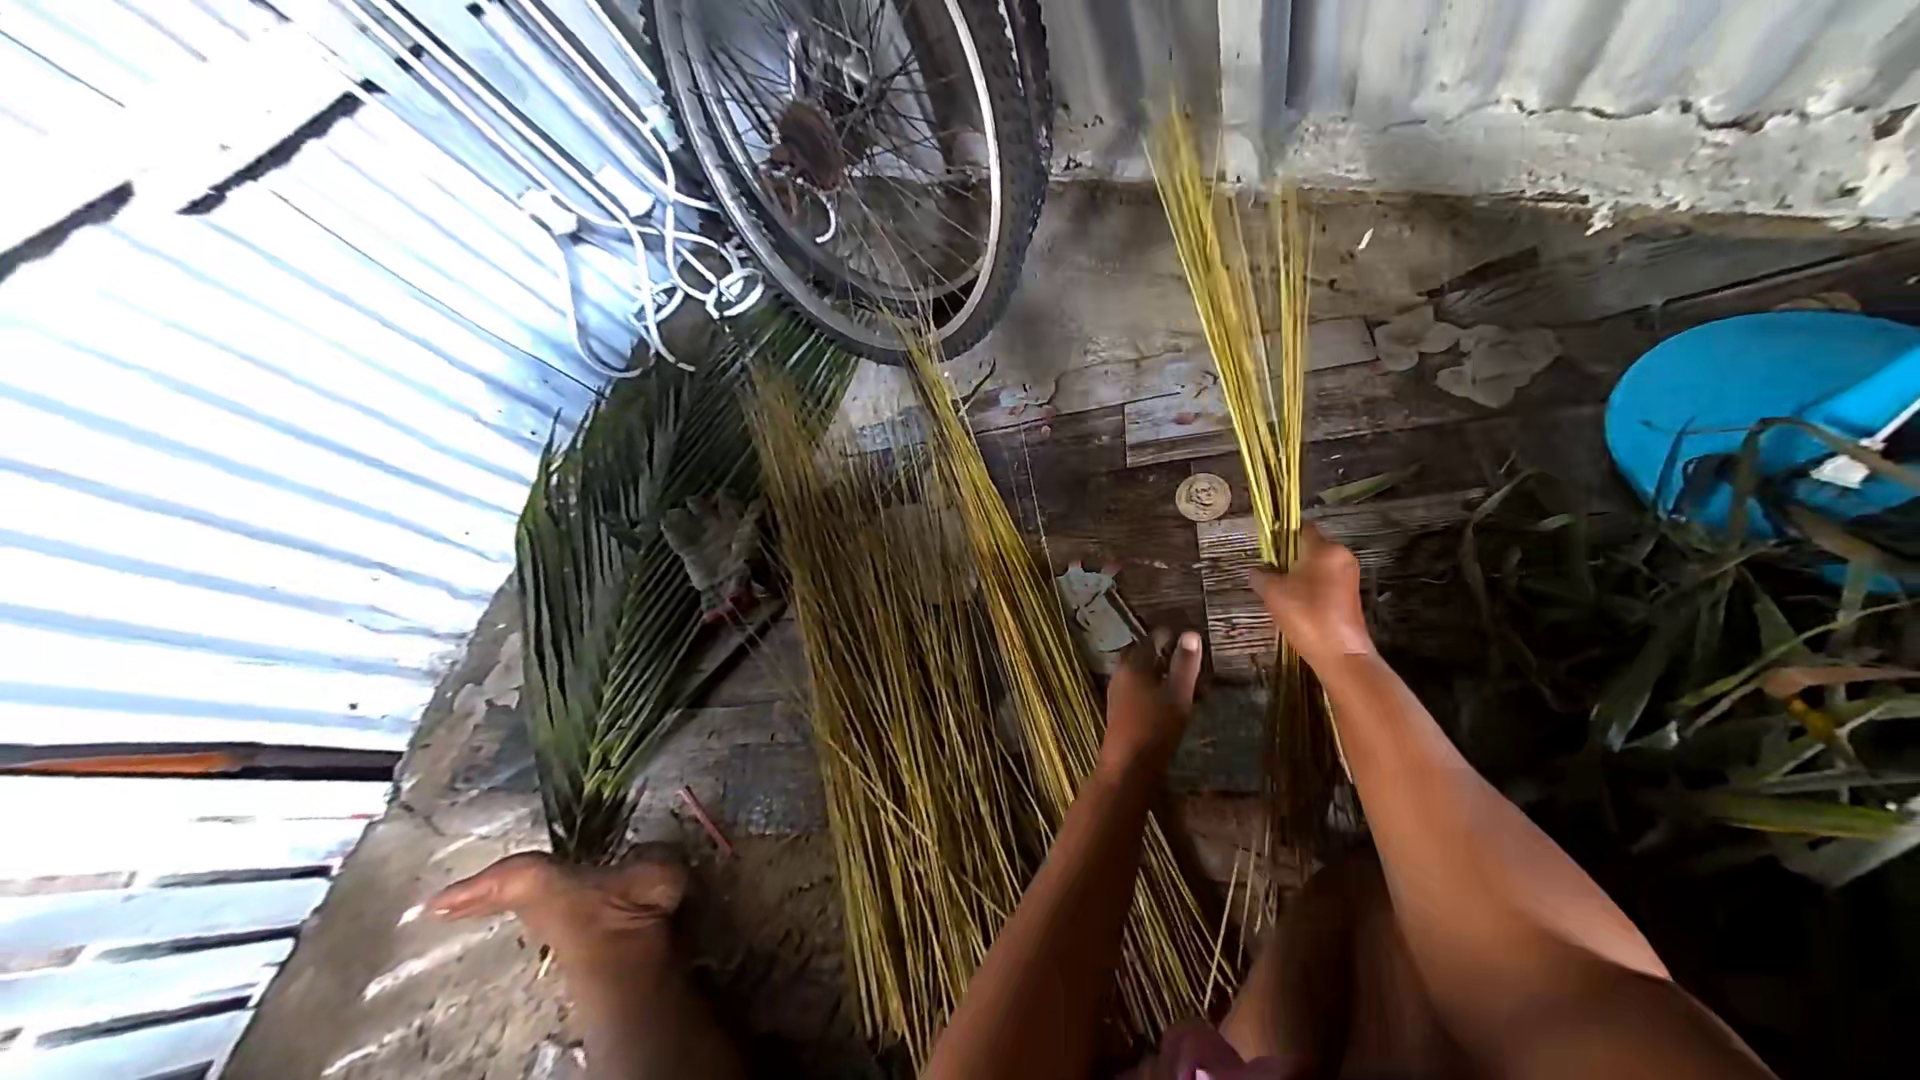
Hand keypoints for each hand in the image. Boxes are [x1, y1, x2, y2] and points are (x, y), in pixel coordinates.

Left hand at [1099, 629, 1202, 774]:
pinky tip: (1170, 700)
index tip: (1185, 633)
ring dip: (1159, 672)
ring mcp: (1118, 694)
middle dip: (1162, 653)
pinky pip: (1139, 690)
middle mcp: (1120, 675)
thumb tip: (1190, 634)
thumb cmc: (1155, 726)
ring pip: (1140, 675)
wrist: (1128, 766)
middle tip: (1183, 654)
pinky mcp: (1120, 712)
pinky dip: (1155, 688)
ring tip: (1183, 678)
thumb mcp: (1177, 693)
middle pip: (1141, 656)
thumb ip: (1184, 664)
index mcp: (1132, 665)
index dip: (1167, 635)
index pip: (1150, 640)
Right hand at [1249, 524, 1373, 665]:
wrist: (1339, 653)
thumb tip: (1254, 570)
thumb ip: (1260, 576)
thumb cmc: (1306, 614)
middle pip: (1310, 546)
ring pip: (1317, 564)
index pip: (1301, 527)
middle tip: (1268, 571)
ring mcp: (1349, 575)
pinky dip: (1310, 585)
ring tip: (1279, 589)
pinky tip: (1296, 602)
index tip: (1266, 545)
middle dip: (1289, 556)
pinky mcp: (1350, 593)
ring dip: (1298, 572)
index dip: (1282, 532)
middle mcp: (1342, 556)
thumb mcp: (1272, 592)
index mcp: (1325, 549)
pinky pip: (1325, 579)